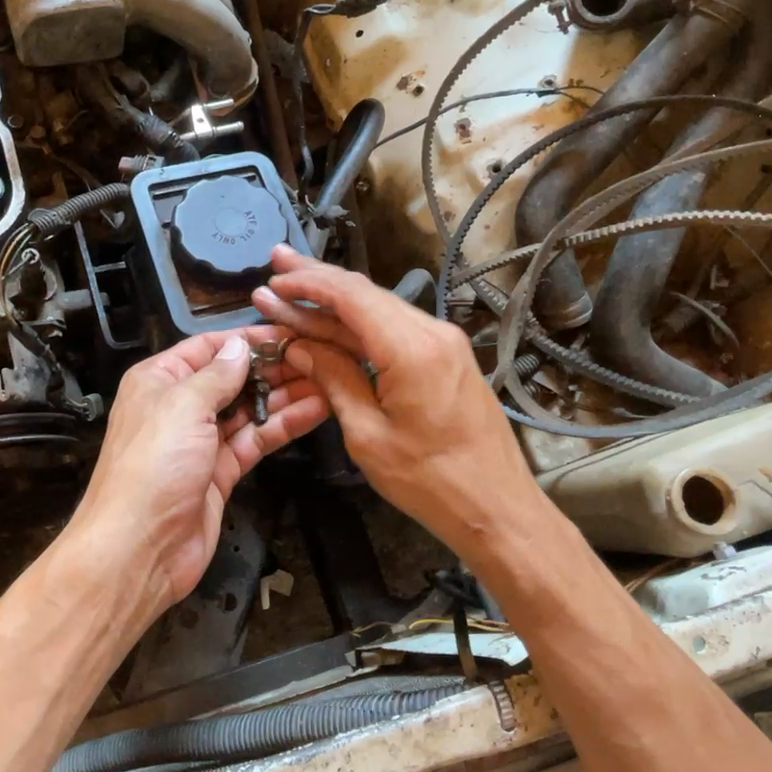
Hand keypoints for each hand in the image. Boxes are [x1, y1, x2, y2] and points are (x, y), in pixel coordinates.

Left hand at [70, 328, 327, 610]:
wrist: (139, 547)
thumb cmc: (152, 466)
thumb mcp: (183, 406)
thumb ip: (217, 375)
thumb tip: (239, 346)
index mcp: (159, 380)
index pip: (207, 348)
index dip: (246, 339)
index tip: (288, 332)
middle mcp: (179, 406)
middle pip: (232, 378)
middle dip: (272, 367)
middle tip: (318, 356)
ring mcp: (201, 441)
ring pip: (249, 409)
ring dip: (285, 395)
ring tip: (327, 379)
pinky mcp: (221, 472)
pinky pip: (255, 440)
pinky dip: (283, 426)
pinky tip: (314, 411)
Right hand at [252, 246, 529, 548]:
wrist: (498, 509)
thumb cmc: (431, 482)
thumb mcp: (368, 436)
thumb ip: (334, 380)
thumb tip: (300, 347)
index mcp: (412, 349)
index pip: (351, 297)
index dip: (308, 284)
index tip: (272, 282)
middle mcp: (432, 332)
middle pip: (365, 293)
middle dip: (316, 278)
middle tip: (276, 262)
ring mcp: (443, 342)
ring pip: (378, 307)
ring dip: (333, 300)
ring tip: (292, 287)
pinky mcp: (446, 357)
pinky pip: (394, 327)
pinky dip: (357, 322)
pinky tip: (329, 321)